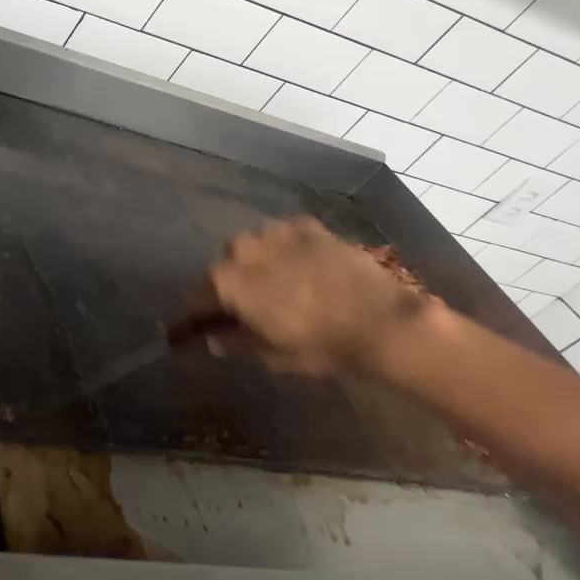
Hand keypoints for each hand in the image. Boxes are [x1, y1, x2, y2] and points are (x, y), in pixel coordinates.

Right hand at [207, 217, 429, 375]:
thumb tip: (213, 340)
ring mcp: (274, 231)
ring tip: (281, 281)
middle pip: (226, 266)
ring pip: (254, 246)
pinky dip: (287, 249)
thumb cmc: (319, 343)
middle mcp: (241, 249)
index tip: (206, 326)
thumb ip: (236, 342)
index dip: (201, 315)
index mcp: (226, 281)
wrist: (380, 320)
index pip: (199, 298)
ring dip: (259, 261)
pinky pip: (284, 236)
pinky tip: (304, 265)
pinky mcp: (304, 225)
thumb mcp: (273, 354)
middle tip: (253, 305)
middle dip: (233, 283)